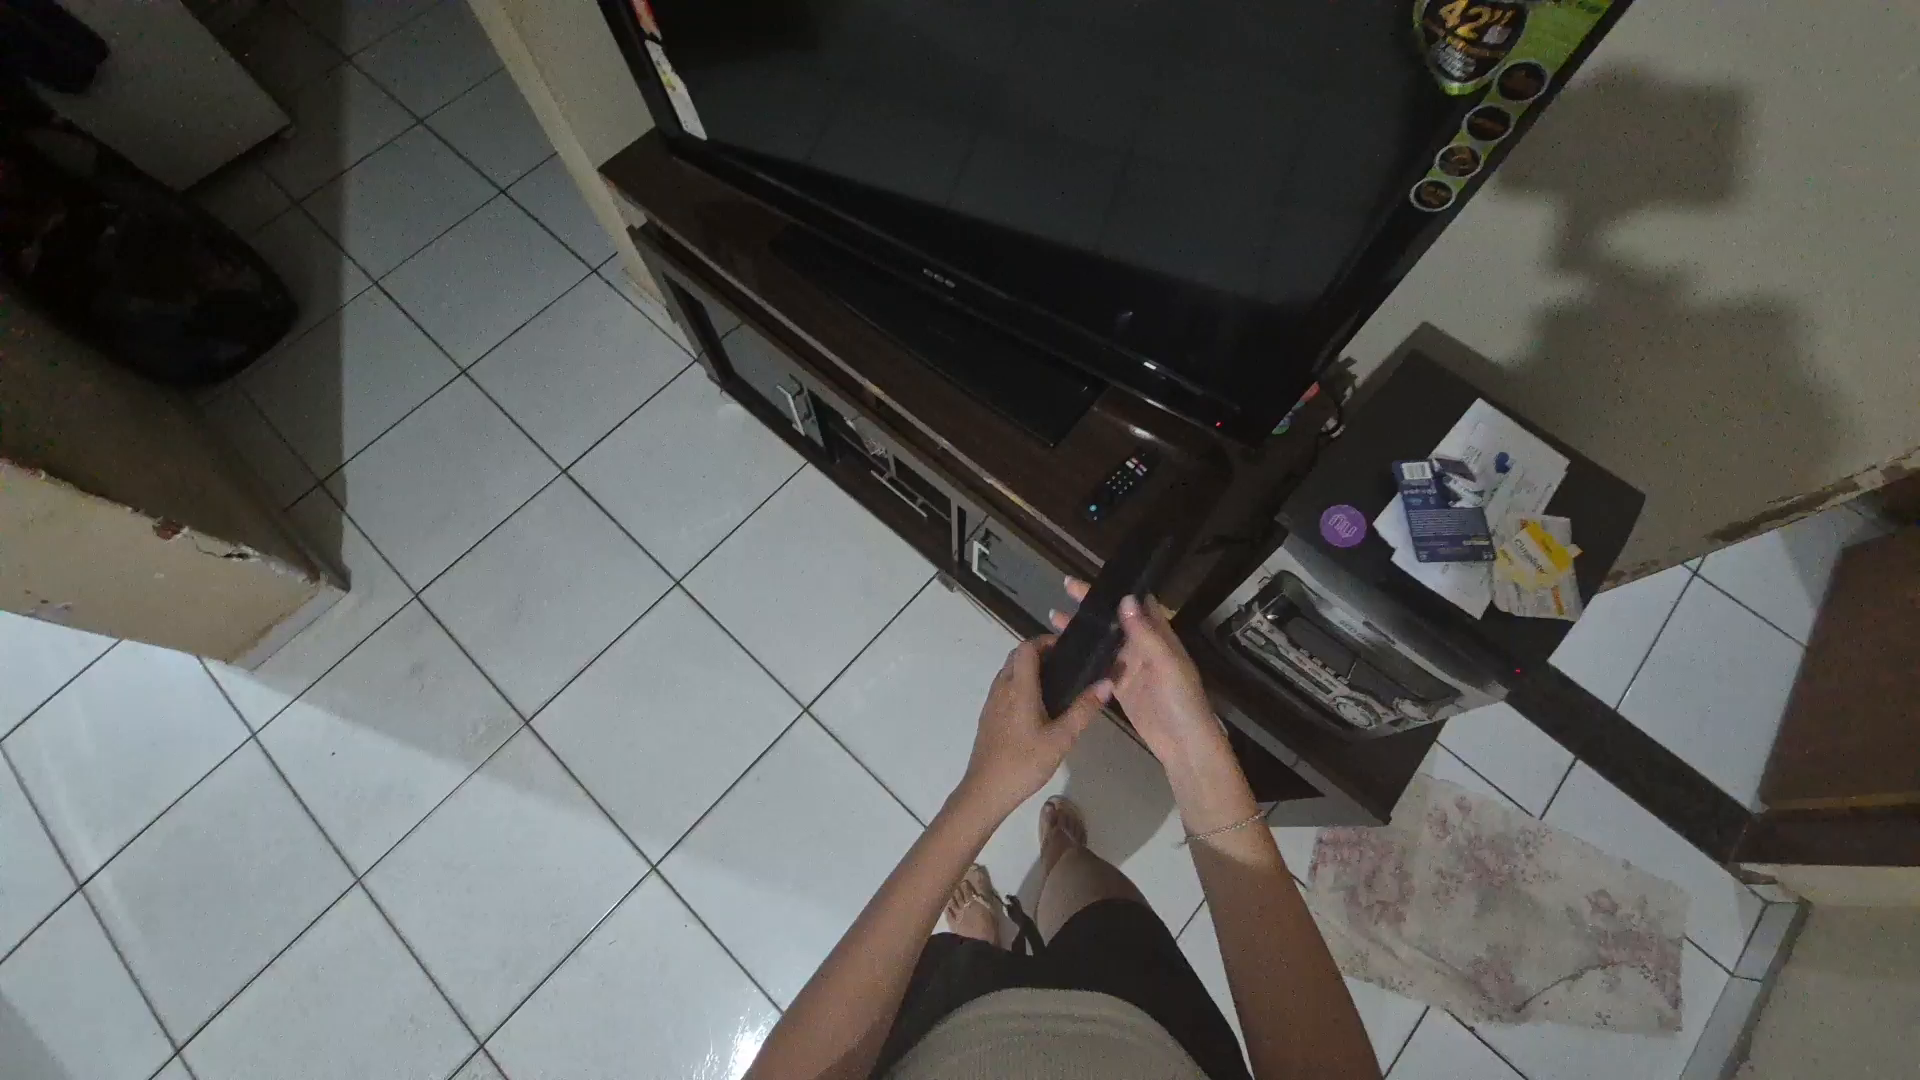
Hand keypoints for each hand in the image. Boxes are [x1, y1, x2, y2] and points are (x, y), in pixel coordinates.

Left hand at [957, 637, 1110, 818]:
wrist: (986, 789)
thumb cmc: (1024, 762)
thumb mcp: (1061, 738)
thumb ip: (1083, 709)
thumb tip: (1107, 683)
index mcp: (1018, 687)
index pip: (1026, 647)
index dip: (1045, 641)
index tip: (1066, 648)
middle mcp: (1001, 687)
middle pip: (1016, 656)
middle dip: (1039, 653)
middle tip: (1065, 664)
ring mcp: (991, 701)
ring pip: (1008, 671)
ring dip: (1028, 668)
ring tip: (1055, 683)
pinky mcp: (988, 715)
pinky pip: (1004, 687)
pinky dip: (1020, 683)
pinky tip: (1037, 705)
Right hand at [1051, 580, 1232, 782]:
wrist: (1183, 744)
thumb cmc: (1181, 700)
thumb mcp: (1165, 664)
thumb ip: (1145, 633)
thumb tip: (1125, 598)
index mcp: (1159, 636)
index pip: (1137, 603)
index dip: (1118, 589)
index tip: (1095, 577)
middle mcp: (1143, 646)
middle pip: (1115, 619)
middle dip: (1093, 605)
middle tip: (1066, 587)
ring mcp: (1130, 666)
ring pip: (1103, 641)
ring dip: (1083, 629)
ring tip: (1055, 616)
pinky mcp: (1118, 685)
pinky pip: (1098, 665)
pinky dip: (1082, 656)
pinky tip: (1063, 649)